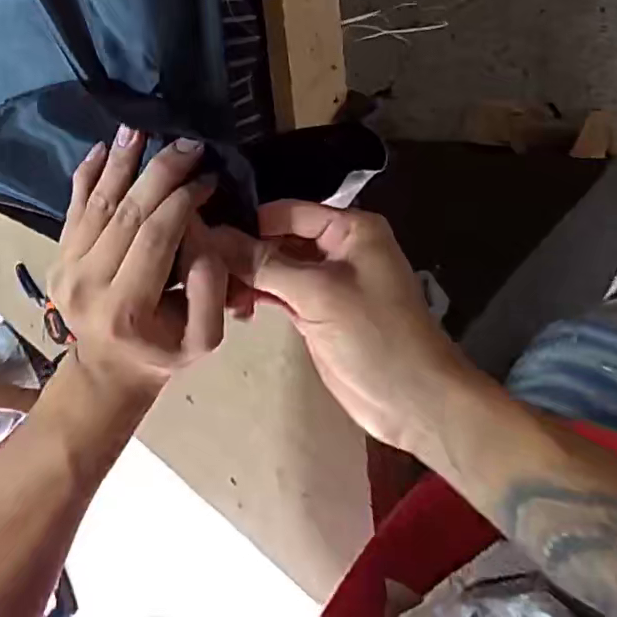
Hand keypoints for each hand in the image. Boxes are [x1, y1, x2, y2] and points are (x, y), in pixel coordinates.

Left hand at [50, 128, 227, 402]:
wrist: (109, 368)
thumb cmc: (163, 352)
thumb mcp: (202, 339)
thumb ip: (210, 290)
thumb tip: (201, 232)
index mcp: (125, 308)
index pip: (156, 236)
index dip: (183, 200)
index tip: (207, 176)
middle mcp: (86, 284)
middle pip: (126, 212)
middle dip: (159, 172)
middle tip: (186, 144)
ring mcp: (65, 266)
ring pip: (97, 203)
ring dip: (119, 162)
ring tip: (138, 128)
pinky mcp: (57, 254)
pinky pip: (72, 207)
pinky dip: (87, 174)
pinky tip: (102, 148)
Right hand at [201, 201, 466, 450]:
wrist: (417, 404)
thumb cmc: (377, 336)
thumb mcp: (318, 294)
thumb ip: (265, 264)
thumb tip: (214, 237)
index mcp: (349, 228)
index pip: (286, 211)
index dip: (248, 221)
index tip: (205, 232)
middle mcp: (337, 247)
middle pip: (278, 237)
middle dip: (243, 252)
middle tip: (199, 266)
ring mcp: (326, 281)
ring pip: (275, 267)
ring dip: (247, 277)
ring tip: (214, 292)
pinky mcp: (317, 310)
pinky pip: (279, 293)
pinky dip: (258, 297)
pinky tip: (235, 307)